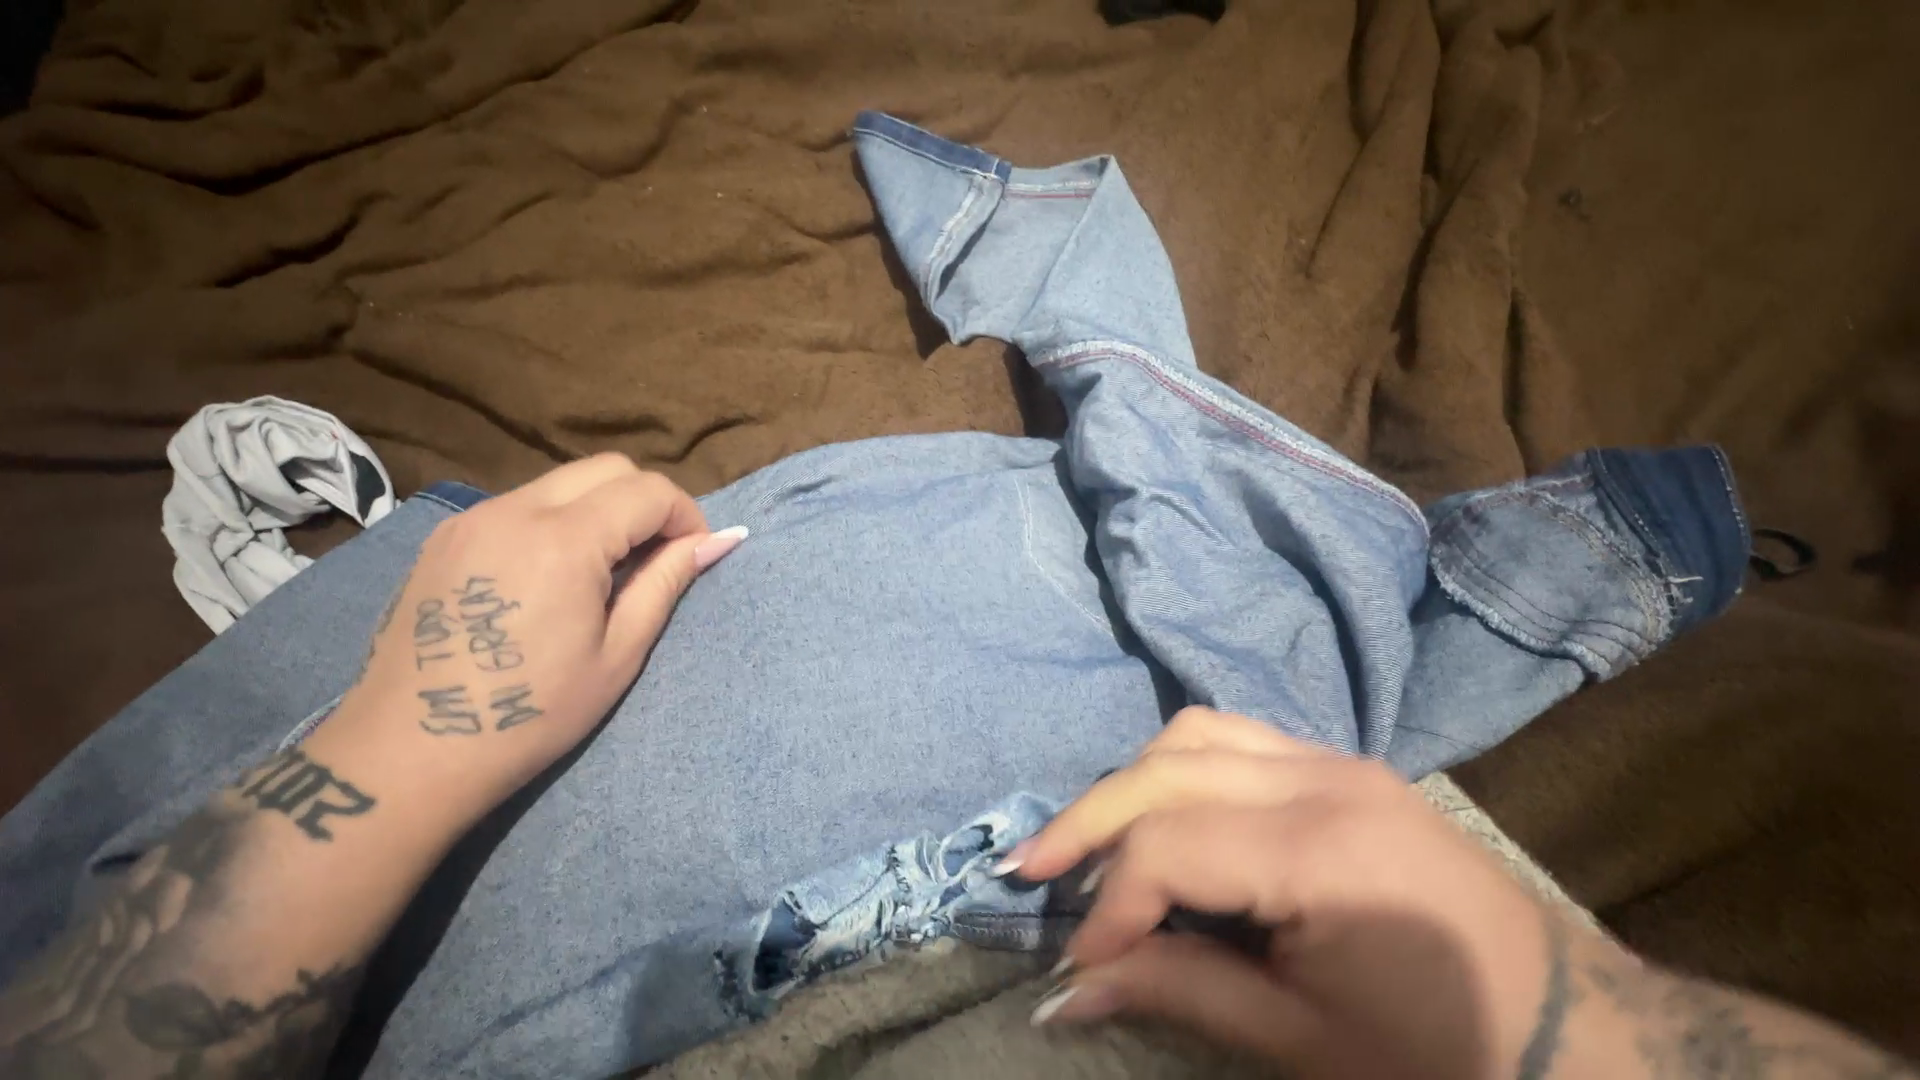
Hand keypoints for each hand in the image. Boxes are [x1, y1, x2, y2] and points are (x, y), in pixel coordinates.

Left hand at [313, 454, 745, 813]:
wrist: (409, 753)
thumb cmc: (532, 714)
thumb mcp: (618, 654)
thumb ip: (666, 583)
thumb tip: (718, 540)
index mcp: (564, 540)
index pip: (648, 490)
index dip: (686, 515)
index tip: (694, 554)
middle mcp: (515, 510)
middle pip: (607, 469)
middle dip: (646, 502)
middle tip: (655, 557)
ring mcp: (472, 518)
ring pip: (562, 482)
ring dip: (601, 509)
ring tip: (604, 571)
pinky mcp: (445, 536)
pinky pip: (521, 504)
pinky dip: (557, 520)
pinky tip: (552, 576)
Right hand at [1005, 707, 1555, 1079]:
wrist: (1568, 1022)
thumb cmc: (1439, 1052)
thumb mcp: (1303, 1039)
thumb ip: (1179, 992)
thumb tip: (1064, 993)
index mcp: (1321, 854)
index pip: (1170, 847)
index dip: (1108, 904)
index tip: (1077, 962)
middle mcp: (1321, 780)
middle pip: (1167, 770)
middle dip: (1089, 820)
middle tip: (1033, 869)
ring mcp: (1334, 759)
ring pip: (1194, 733)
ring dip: (1132, 781)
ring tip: (1096, 841)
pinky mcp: (1340, 762)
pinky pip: (1234, 736)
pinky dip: (1179, 766)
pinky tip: (1164, 811)